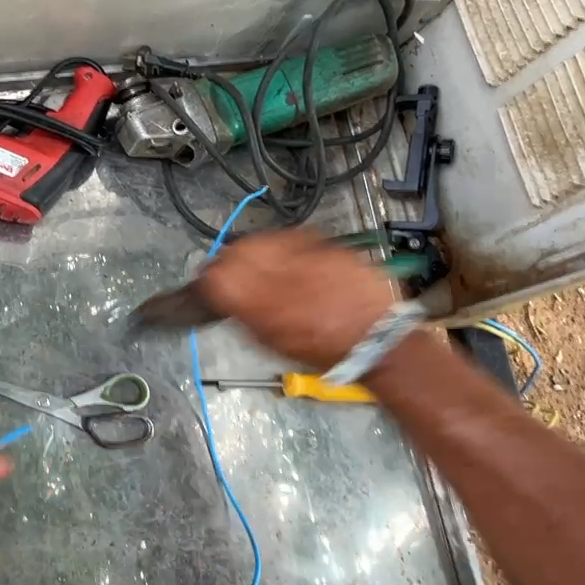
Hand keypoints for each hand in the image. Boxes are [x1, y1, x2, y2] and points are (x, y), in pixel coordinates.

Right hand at [193, 228, 395, 370]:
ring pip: (261, 239)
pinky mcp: (326, 247)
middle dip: (226, 259)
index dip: (207, 278)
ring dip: (250, 247)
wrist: (376, 339)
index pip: (216, 277)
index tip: (208, 283)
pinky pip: (291, 235)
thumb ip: (243, 314)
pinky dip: (279, 242)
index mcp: (261, 304)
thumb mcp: (271, 340)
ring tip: (253, 258)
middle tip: (228, 268)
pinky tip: (281, 253)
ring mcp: (304, 257)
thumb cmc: (320, 348)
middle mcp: (279, 275)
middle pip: (235, 251)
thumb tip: (223, 296)